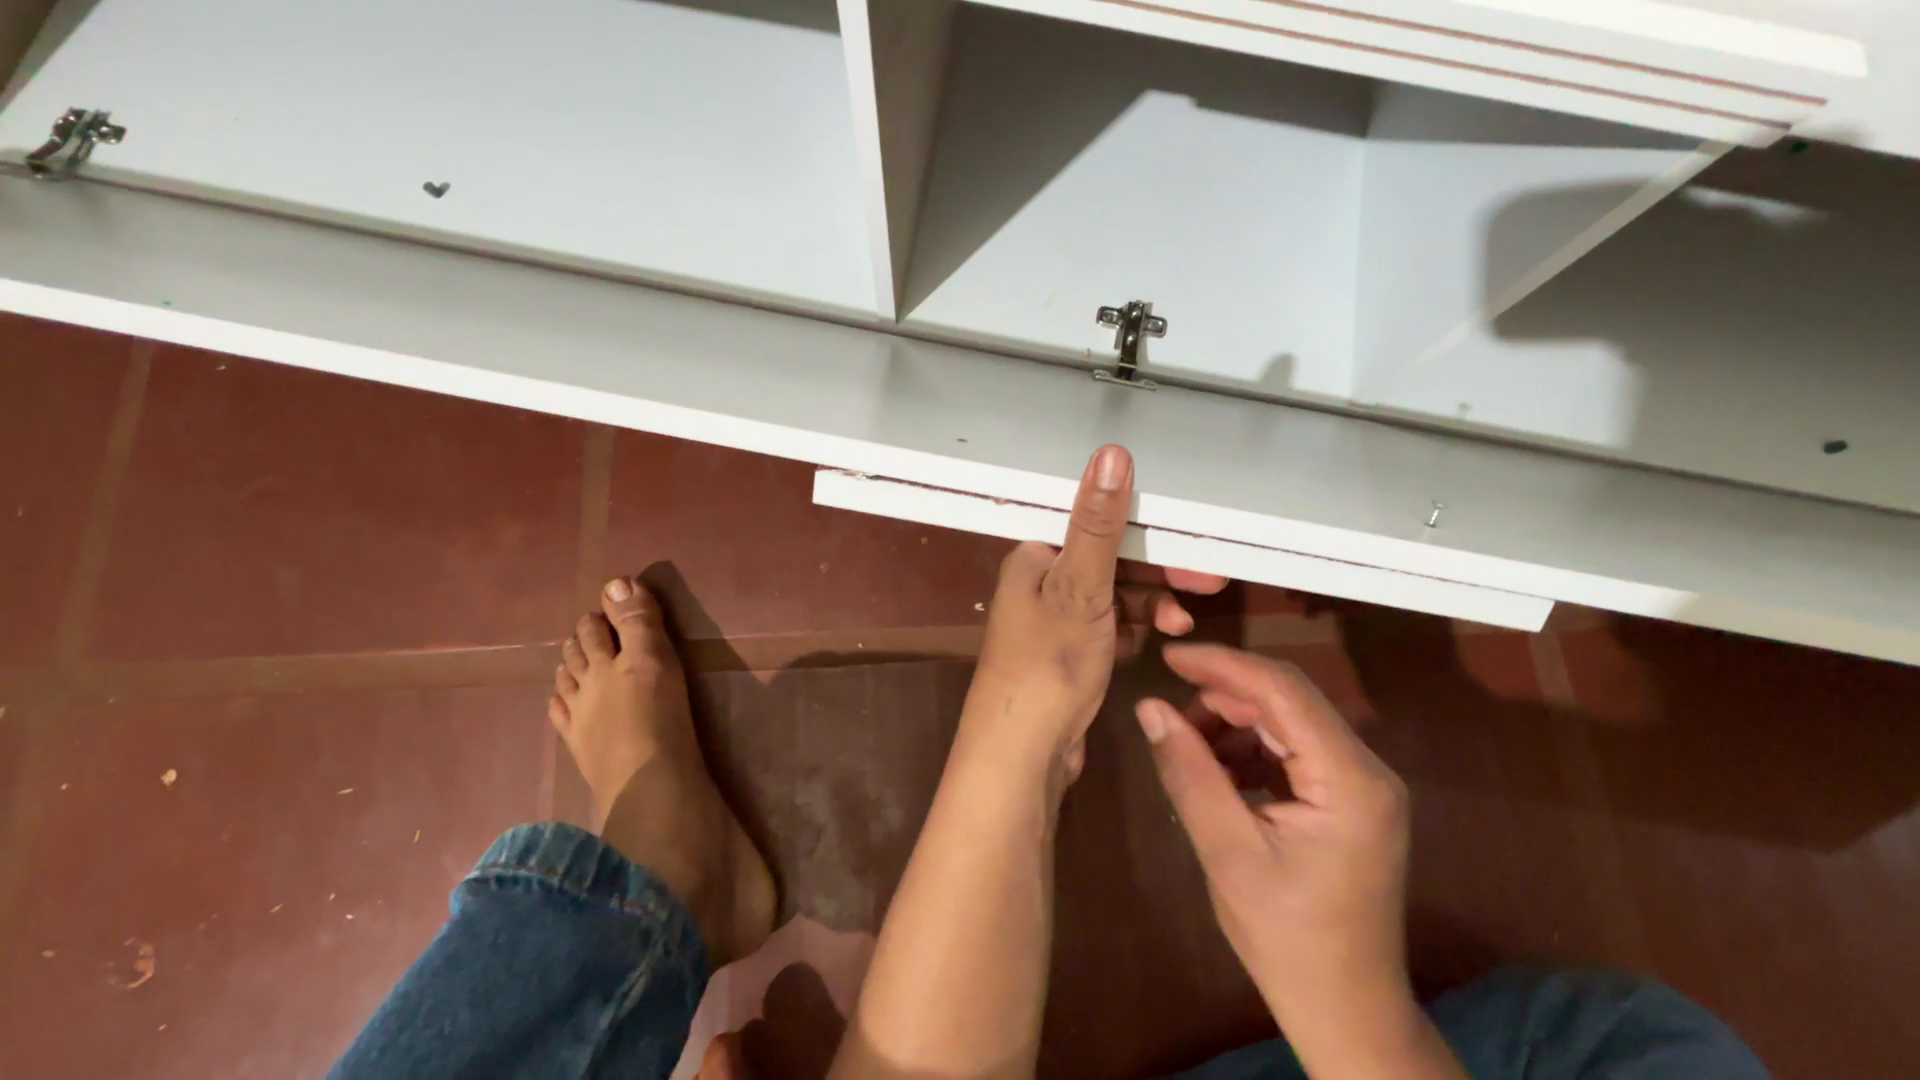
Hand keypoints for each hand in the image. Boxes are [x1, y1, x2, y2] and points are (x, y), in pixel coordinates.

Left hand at [958, 445, 1224, 788]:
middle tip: (1210, 581)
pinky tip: (1148, 647)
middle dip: (1158, 573)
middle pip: (1110, 563)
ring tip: (1179, 626)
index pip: (1096, 526)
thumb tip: (1111, 451)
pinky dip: (1131, 633)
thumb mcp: (1080, 587)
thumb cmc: (1047, 663)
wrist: (1022, 753)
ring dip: (1149, 607)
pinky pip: (1108, 631)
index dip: (1146, 531)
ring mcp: (1053, 624)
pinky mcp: (1067, 657)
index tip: (1193, 545)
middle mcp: (1039, 584)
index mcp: (1034, 557)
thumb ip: (1099, 523)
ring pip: (1113, 599)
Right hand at [1137, 645, 1462, 1078]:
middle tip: (1168, 717)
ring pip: (1290, 723)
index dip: (1223, 665)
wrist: (1345, 1009)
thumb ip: (1189, 772)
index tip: (1169, 655)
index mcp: (1350, 780)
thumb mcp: (1226, 852)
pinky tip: (1217, 774)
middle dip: (1224, 698)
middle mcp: (1368, 769)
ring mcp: (1364, 785)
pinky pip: (1296, 752)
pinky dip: (1252, 751)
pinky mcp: (1351, 800)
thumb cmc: (1286, 938)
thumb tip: (1150, 708)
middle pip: (1289, 702)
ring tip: (1188, 752)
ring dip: (1235, 726)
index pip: (1284, 692)